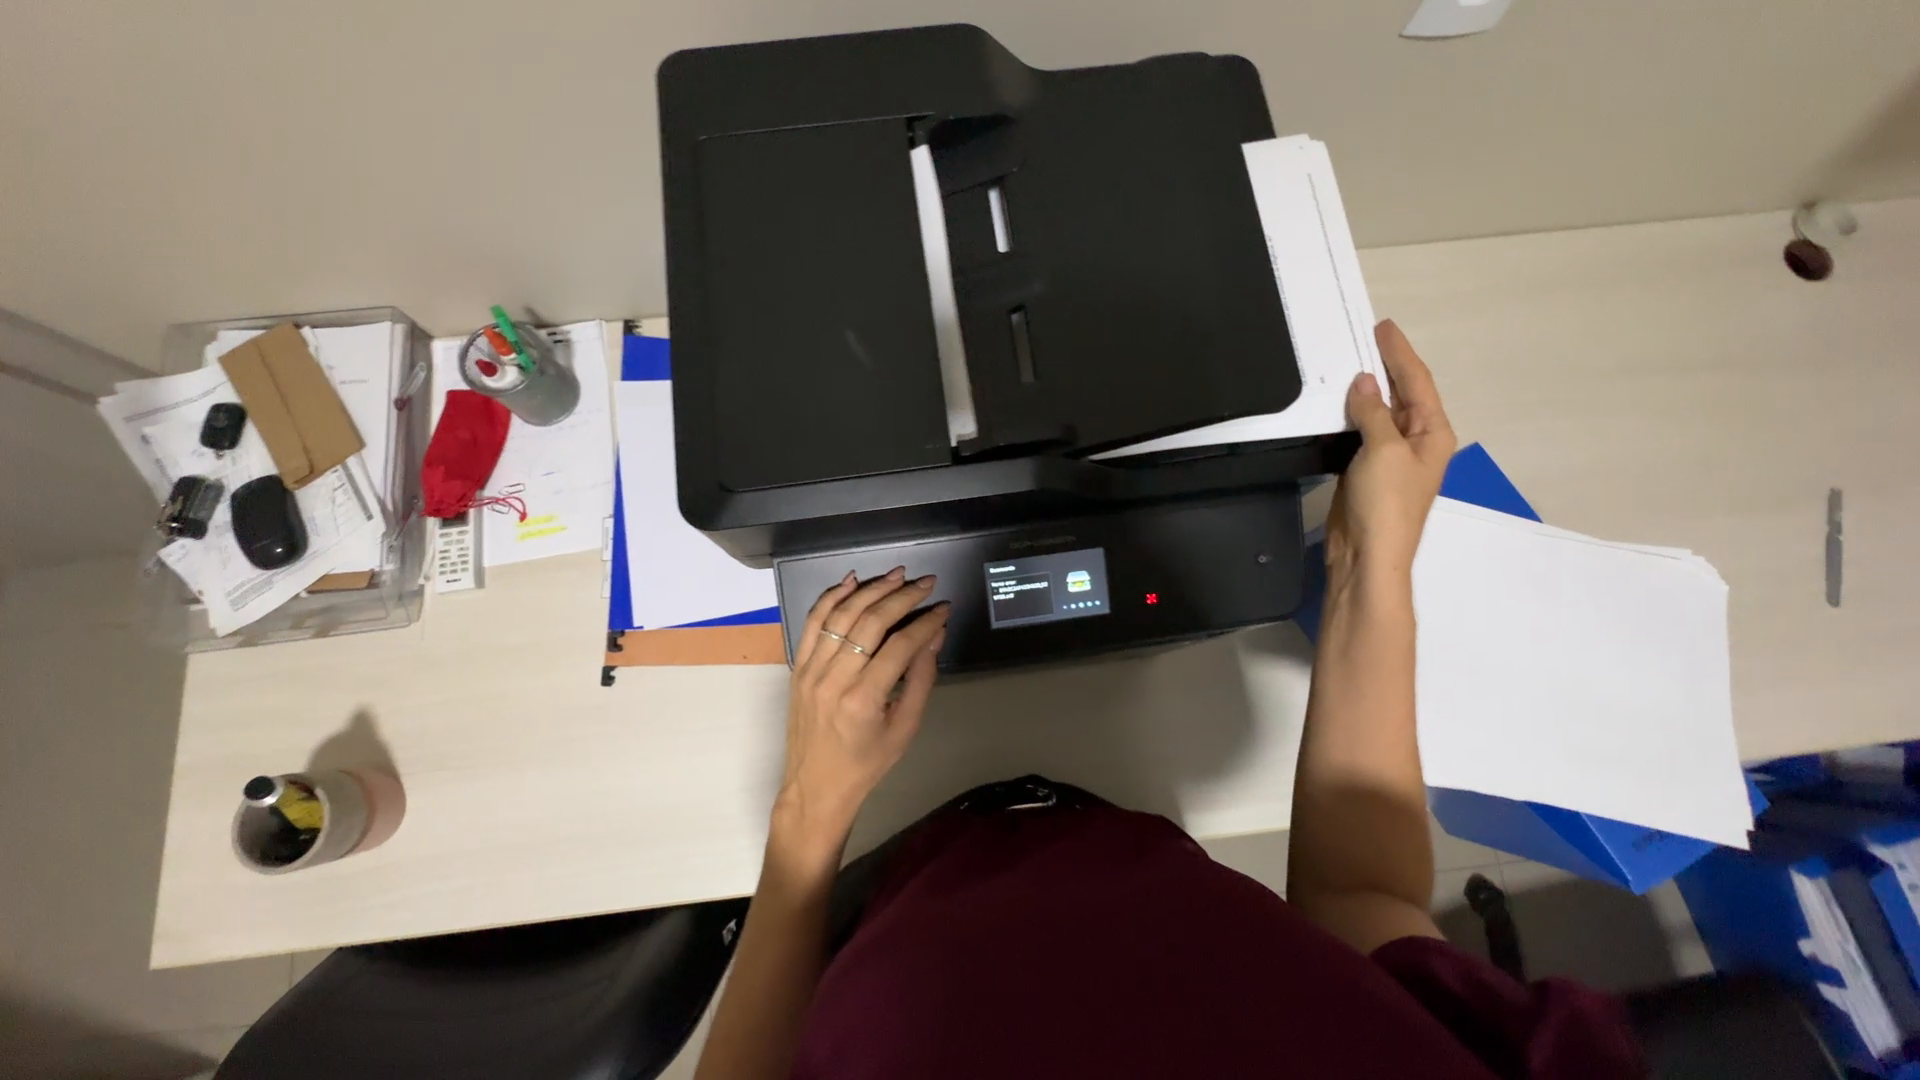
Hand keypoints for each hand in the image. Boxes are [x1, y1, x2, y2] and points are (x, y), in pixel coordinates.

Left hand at [772, 568, 950, 864]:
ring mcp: (810, 670)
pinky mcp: (798, 667)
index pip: (900, 646)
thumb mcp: (905, 728)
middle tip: (926, 583)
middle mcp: (833, 679)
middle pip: (871, 622)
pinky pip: (813, 622)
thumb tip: (934, 635)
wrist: (817, 786)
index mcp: (863, 700)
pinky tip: (852, 580)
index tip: (944, 608)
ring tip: (897, 575)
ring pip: (841, 615)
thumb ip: (921, 679)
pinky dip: (831, 597)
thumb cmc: (867, 763)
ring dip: (871, 589)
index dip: (925, 622)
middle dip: (903, 597)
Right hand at [1328, 320, 1456, 577]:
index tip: (1383, 327)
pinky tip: (1335, 404)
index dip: (1400, 353)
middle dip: (1386, 367)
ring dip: (1365, 390)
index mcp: (1432, 433)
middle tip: (1363, 338)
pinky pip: (1359, 432)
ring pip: (1379, 413)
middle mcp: (1416, 441)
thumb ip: (1373, 413)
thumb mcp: (1383, 450)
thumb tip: (1364, 383)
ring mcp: (1390, 458)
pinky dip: (1349, 415)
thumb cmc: (1386, 503)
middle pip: (1402, 395)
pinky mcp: (1365, 471)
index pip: (1417, 382)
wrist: (1368, 554)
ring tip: (1345, 364)